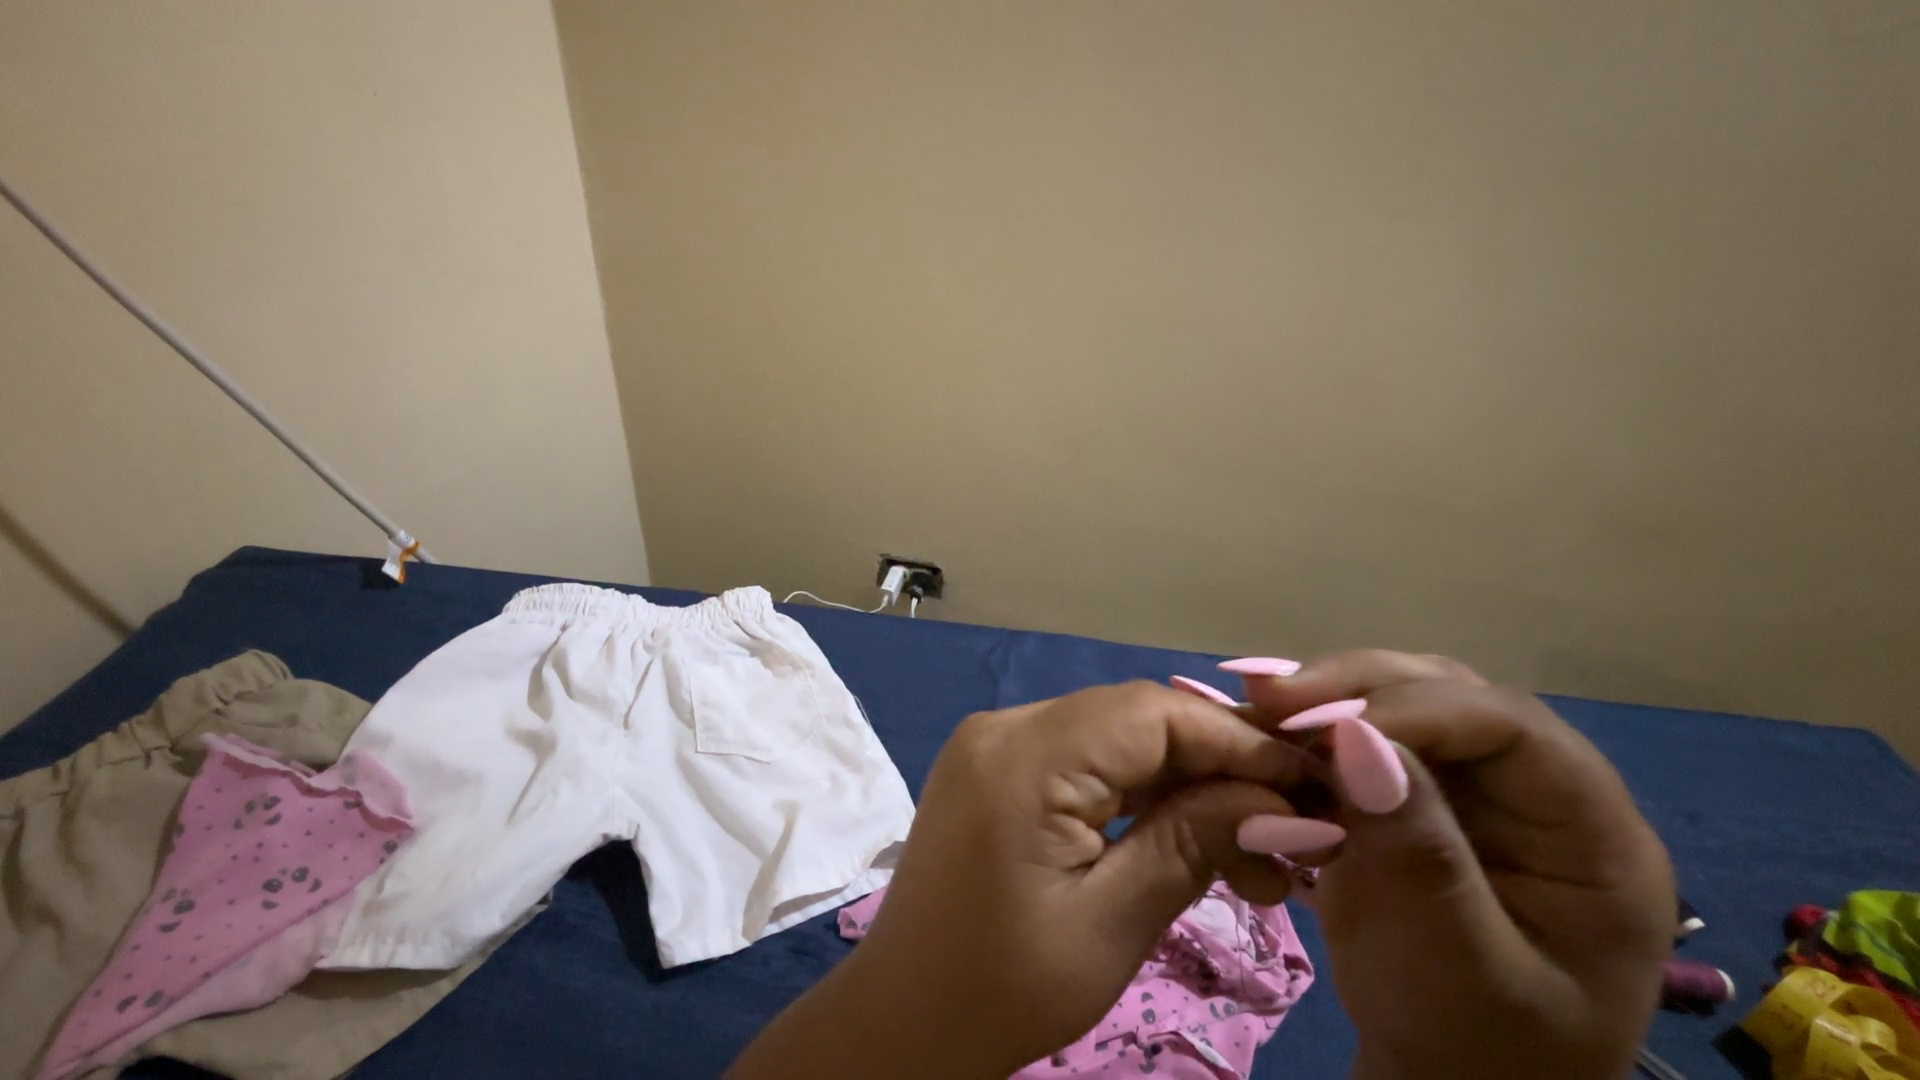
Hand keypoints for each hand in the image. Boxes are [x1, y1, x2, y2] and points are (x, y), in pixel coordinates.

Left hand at [727, 682, 1329, 1078]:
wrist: (905, 1019)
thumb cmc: (1003, 987)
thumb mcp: (1112, 922)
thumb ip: (1194, 843)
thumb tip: (1284, 804)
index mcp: (1022, 757)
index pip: (1152, 712)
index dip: (1237, 742)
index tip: (1309, 787)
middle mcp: (1005, 728)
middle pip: (1138, 720)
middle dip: (1221, 769)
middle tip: (1293, 833)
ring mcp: (997, 745)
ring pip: (1119, 739)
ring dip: (1188, 787)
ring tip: (1256, 856)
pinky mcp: (1000, 770)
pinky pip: (1088, 761)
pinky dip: (1143, 795)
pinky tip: (1192, 839)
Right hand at [1234, 651, 1673, 1079]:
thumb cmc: (1470, 1047)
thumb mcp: (1452, 967)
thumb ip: (1416, 854)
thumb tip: (1355, 736)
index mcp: (1593, 837)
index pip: (1511, 727)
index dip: (1411, 707)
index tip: (1312, 721)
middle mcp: (1540, 794)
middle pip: (1454, 697)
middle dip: (1356, 688)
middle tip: (1266, 695)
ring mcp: (1480, 793)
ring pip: (1405, 707)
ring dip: (1328, 701)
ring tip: (1258, 704)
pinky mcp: (1424, 800)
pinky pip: (1368, 744)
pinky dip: (1314, 736)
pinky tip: (1268, 733)